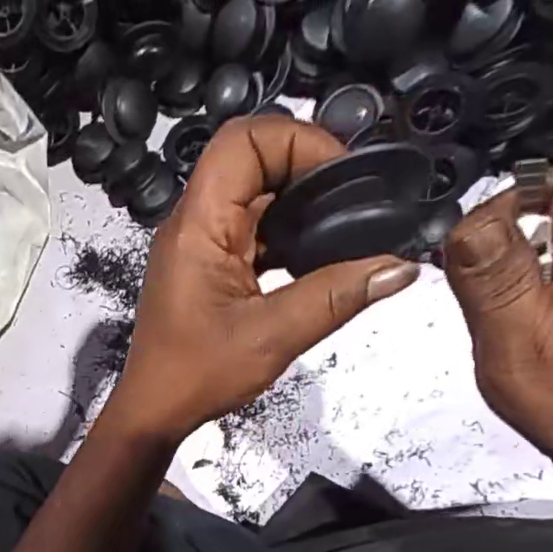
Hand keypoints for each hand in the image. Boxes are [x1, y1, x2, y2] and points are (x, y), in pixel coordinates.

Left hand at [105, 117, 421, 441]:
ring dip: (297, 206)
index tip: (341, 176)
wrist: (155, 411)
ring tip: (340, 229)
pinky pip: (249, 231)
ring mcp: (198, 246)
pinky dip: (283, 236)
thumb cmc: (196, 376)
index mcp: (198, 226)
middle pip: (251, 161)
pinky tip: (312, 260)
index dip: (299, 141)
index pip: (244, 140)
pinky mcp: (206, 268)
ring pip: (252, 196)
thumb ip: (337, 297)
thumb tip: (397, 268)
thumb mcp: (273, 336)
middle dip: (306, 171)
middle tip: (352, 201)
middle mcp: (193, 224)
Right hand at [442, 163, 552, 485]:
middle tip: (512, 307)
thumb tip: (471, 217)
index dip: (505, 218)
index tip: (486, 271)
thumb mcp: (518, 347)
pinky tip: (549, 317)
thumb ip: (492, 278)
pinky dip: (549, 277)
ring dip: (532, 264)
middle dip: (517, 247)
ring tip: (534, 318)